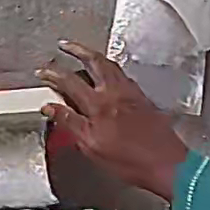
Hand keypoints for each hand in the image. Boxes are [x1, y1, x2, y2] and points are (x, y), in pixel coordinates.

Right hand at [37, 40, 189, 200]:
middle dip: (77, 51)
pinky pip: (123, 76)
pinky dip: (111, 69)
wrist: (166, 164)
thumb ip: (69, 123)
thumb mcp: (91, 146)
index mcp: (99, 105)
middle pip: (94, 62)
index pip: (69, 82)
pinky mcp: (143, 99)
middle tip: (66, 45)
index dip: (53, 75)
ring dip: (95, 56)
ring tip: (86, 54)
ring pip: (111, 66)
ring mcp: (131, 93)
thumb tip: (51, 108)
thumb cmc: (131, 161)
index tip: (43, 72)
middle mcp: (115, 93)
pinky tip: (110, 75)